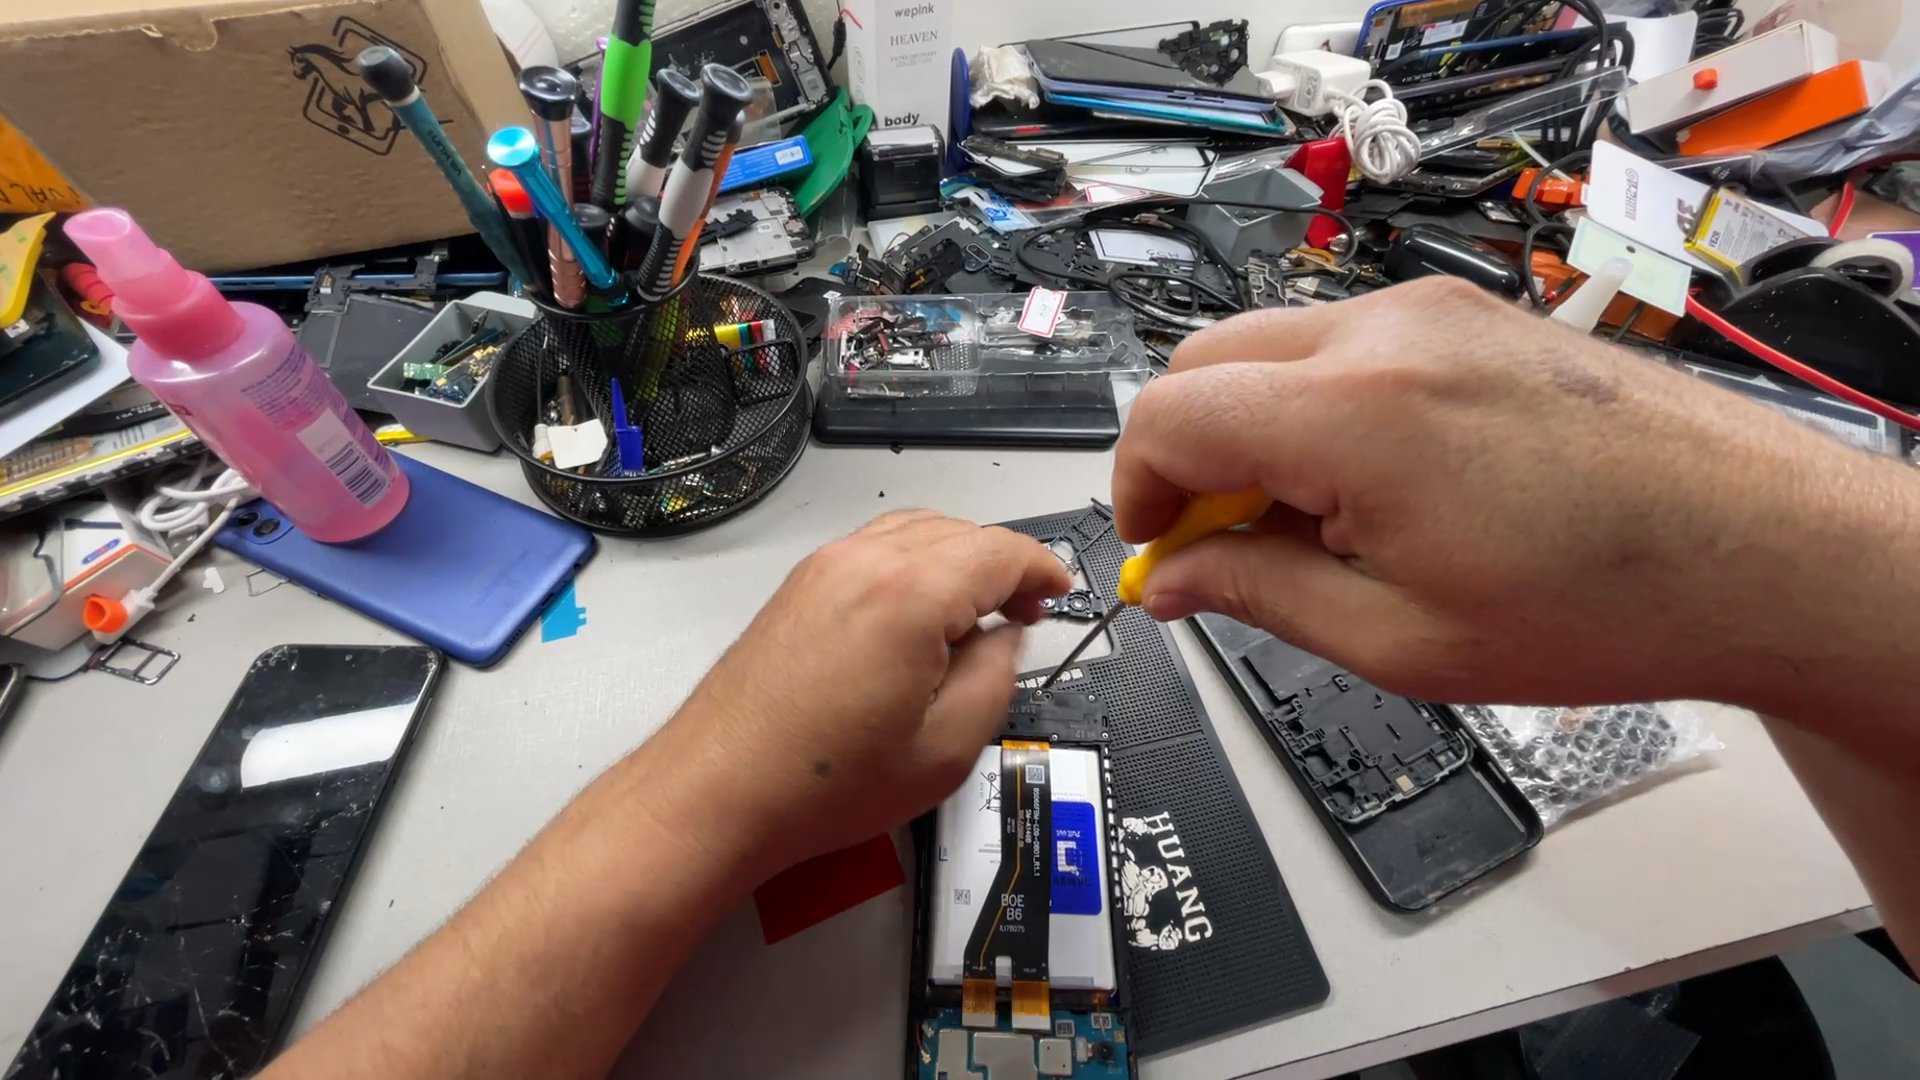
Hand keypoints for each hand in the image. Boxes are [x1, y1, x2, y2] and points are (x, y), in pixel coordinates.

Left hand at [653, 511, 1069, 874]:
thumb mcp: (946, 748)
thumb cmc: (826, 784)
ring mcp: (827, 564)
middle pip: (961, 533)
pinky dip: (917, 563)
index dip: (1042, 569)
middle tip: (1022, 615)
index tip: (1059, 593)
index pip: (1000, 551)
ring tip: (974, 614)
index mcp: (909, 593)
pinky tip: (919, 612)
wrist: (716, 790)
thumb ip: (997, 675)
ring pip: (919, 530)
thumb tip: (1006, 635)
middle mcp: (865, 559)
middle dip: (1004, 566)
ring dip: (960, 559)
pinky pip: (878, 546)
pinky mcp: (802, 580)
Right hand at [1113, 277, 1919, 716]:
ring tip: (1286, 518)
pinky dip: (1290, 414)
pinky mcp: (1451, 318)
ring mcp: (1423, 313)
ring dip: (1233, 435)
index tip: (1155, 545)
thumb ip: (1251, 594)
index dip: (1136, 488)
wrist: (1778, 553)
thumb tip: (1169, 581)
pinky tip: (1341, 482)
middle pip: (1196, 367)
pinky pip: (1319, 352)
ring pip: (1251, 355)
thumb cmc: (1609, 603)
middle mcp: (1384, 335)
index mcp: (1357, 415)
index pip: (1168, 418)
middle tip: (1207, 536)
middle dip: (1175, 458)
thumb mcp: (1392, 637)